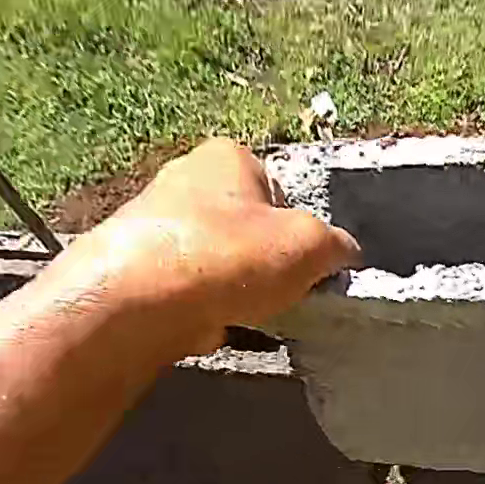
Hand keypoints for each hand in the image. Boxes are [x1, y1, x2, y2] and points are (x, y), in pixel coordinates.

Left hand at [31, 139, 359, 355]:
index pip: (280, 193)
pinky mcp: (139, 268)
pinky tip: (212, 326)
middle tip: (278, 296)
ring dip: (237, 292)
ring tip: (244, 315)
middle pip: (247, 230)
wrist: (143, 299)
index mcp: (228, 156)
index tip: (304, 268)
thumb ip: (336, 246)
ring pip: (219, 264)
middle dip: (266, 265)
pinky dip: (206, 309)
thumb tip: (345, 254)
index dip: (299, 234)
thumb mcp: (308, 245)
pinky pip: (190, 290)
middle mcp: (187, 179)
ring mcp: (158, 223)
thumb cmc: (231, 258)